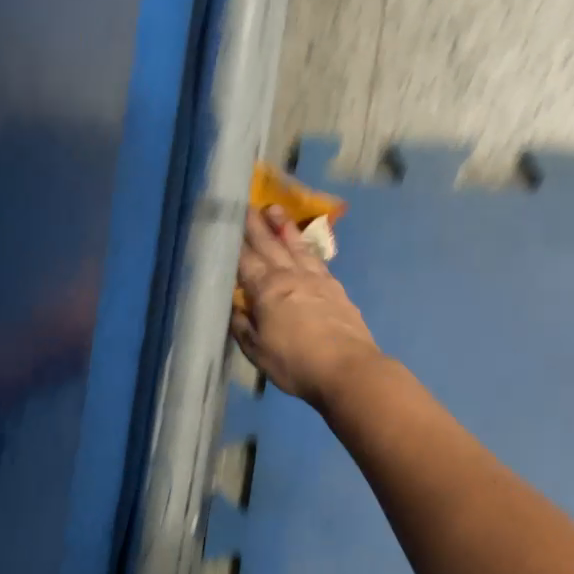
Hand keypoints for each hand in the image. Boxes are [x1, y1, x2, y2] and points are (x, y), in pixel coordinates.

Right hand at [232, 205, 382, 407]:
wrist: (348, 369)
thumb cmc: (295, 363)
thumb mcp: (257, 351)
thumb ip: (242, 326)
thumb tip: (235, 309)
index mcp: (267, 289)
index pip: (245, 260)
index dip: (234, 242)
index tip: (225, 223)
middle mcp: (291, 276)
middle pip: (270, 244)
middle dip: (256, 225)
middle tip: (246, 205)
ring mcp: (317, 280)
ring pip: (296, 246)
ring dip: (284, 228)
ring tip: (275, 211)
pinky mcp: (336, 289)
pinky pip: (316, 260)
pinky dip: (306, 249)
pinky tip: (304, 248)